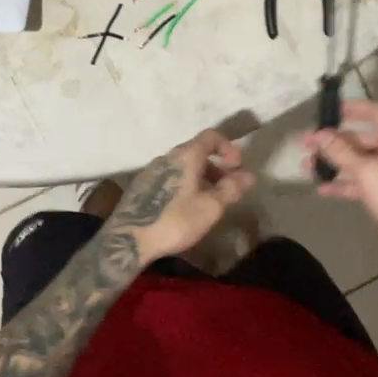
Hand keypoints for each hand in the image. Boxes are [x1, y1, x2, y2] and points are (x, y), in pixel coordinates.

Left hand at [111, 130, 255, 263]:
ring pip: (182, 166)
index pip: (211, 136)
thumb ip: (231, 189)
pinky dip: (185, 184)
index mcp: (185, 156)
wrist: (128, 240)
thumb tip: (249, 175)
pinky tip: (186, 208)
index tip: (237, 168)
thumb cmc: (174, 220)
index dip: (228, 148)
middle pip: (197, 151)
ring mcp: (151, 171)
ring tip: (209, 201)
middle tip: (228, 188)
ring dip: (201, 177)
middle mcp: (167, 157)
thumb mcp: (210, 207)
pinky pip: (170, 177)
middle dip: (217, 166)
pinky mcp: (142, 186)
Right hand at [304, 100, 377, 252]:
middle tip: (306, 144)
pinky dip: (343, 184)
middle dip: (333, 143)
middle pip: (362, 140)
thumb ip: (340, 152)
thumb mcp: (366, 172)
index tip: (330, 110)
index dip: (354, 109)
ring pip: (359, 163)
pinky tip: (322, 188)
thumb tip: (318, 135)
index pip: (376, 113)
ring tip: (306, 167)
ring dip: (334, 164)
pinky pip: (361, 182)